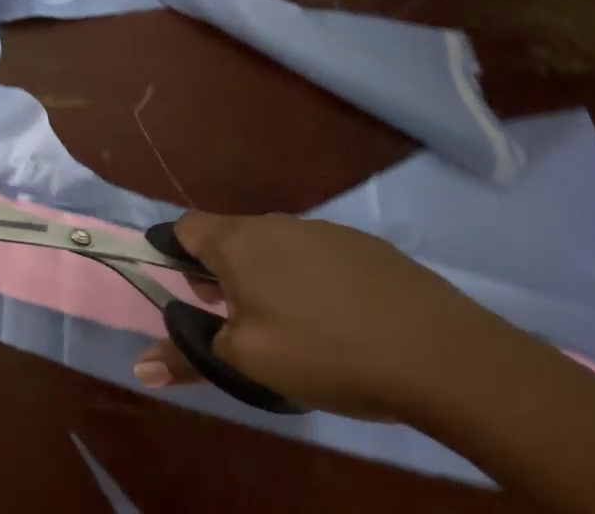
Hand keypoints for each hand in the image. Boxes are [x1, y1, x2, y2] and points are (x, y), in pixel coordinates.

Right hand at [134, 212, 521, 420]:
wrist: (454, 362)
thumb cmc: (329, 354)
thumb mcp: (248, 364)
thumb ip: (188, 357)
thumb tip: (140, 370)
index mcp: (236, 243)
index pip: (184, 228)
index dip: (176, 254)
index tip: (191, 293)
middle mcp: (277, 224)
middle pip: (231, 237)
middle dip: (224, 270)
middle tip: (239, 316)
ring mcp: (330, 233)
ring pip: (279, 246)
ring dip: (272, 274)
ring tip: (295, 322)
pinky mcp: (376, 250)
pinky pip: (324, 257)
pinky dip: (319, 280)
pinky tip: (345, 320)